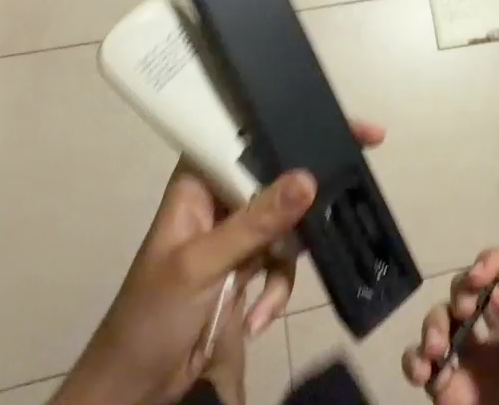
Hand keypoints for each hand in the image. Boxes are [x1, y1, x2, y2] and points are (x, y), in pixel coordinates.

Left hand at [54, 119, 385, 404]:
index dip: (288, 122)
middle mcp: (220, 201)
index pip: (246, 136)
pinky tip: (254, 319)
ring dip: (286, 258)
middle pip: (276, 176)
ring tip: (267, 292)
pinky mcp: (250, 270)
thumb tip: (309, 178)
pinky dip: (277, 290)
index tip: (340, 119)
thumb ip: (256, 222)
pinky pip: (283, 262)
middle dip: (308, 188)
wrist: (136, 388)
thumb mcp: (202, 265)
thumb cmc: (152, 314)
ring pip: (286, 222)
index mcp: (198, 183)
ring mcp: (237, 237)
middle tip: (362, 167)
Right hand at [402, 249, 498, 404]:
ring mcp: (467, 356)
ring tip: (434, 350)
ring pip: (441, 314)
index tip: (479, 274)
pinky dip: (412, 357)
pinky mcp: (442, 383)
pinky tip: (420, 375)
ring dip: (432, 323)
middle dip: (461, 287)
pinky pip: (418, 356)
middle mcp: (497, 333)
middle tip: (462, 306)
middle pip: (473, 284)